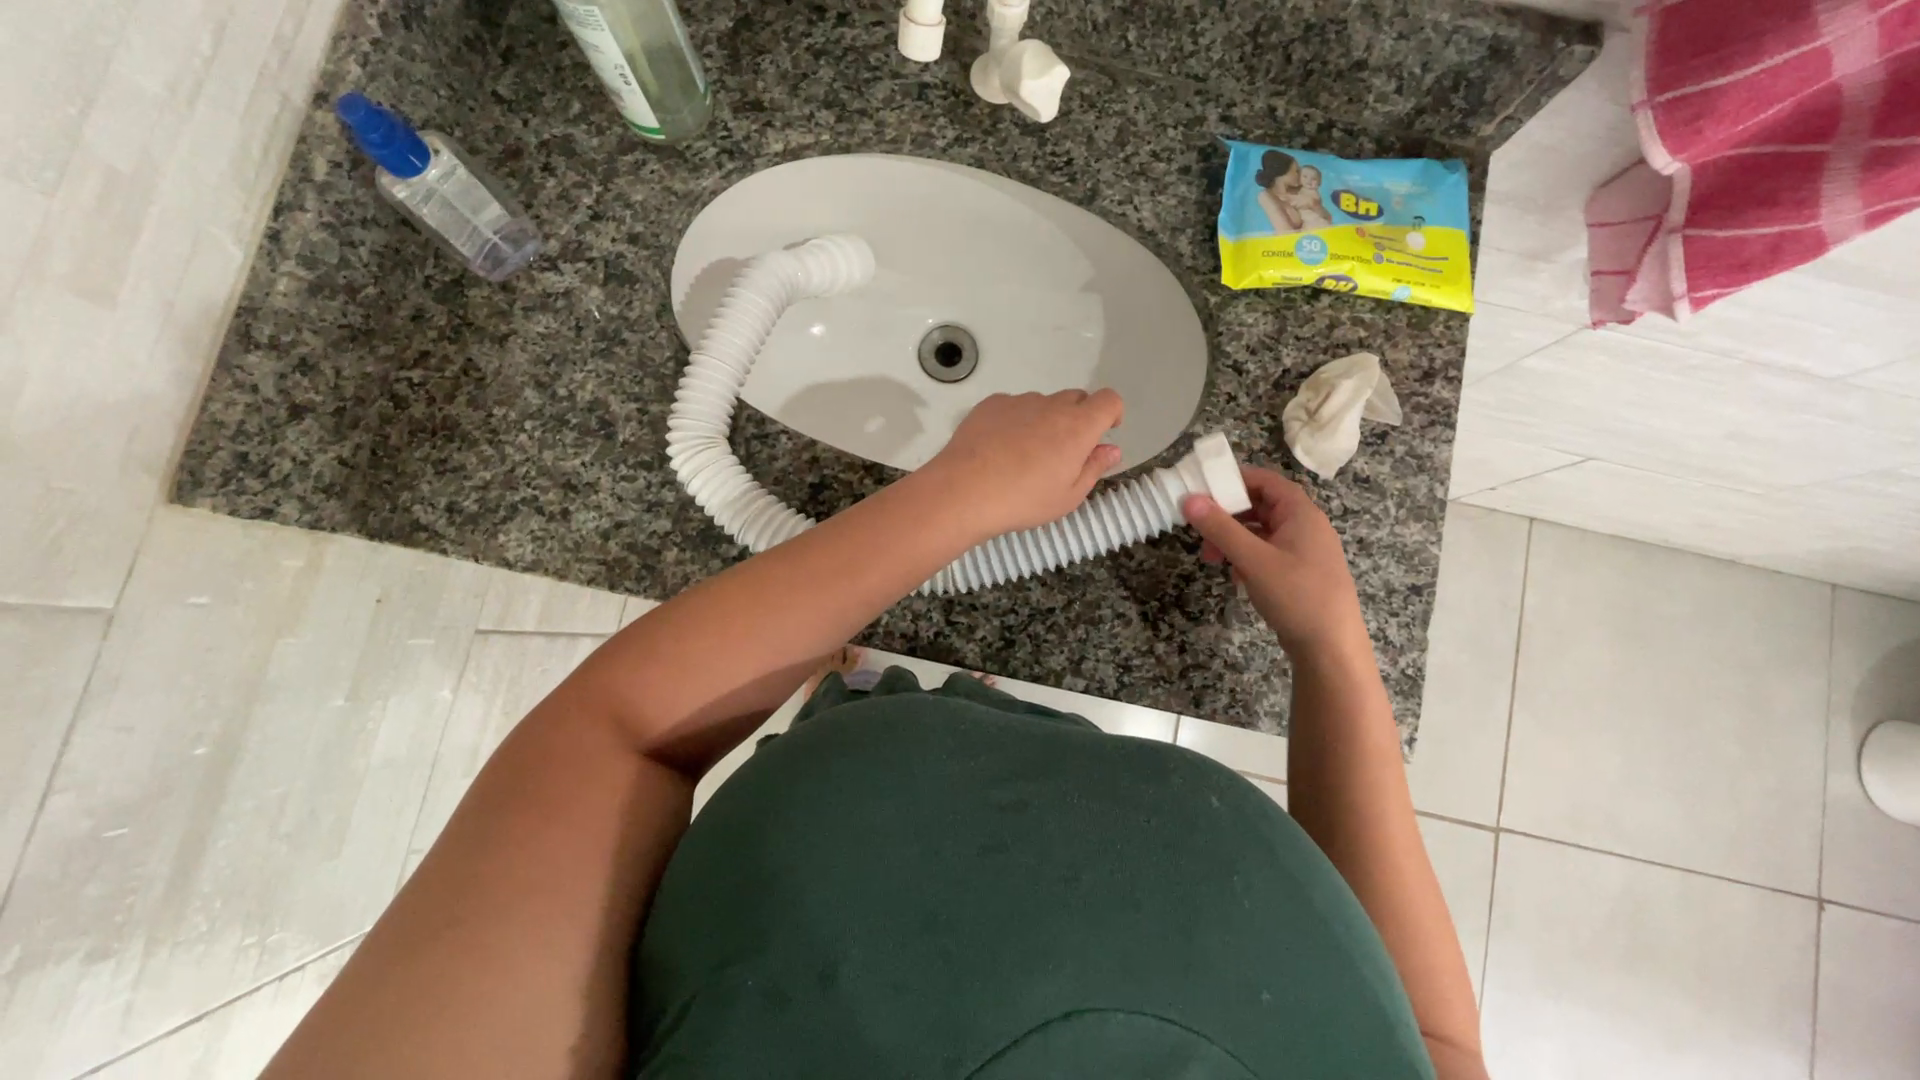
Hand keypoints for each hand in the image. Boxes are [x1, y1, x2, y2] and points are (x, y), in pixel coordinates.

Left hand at [919, 390, 1124, 539]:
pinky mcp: (990, 405)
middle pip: (1076, 399)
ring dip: (1044, 421)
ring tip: (1024, 456)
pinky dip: (1015, 421)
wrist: (964, 491)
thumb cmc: (1024, 500)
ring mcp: (1018, 402)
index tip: (1103, 432)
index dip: (1111, 413)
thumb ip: (1094, 468)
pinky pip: (1013, 407)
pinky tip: (999, 449)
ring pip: (1042, 404)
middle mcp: (1051, 406)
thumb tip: (1111, 449)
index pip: (1108, 400)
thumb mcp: (1068, 496)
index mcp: (1078, 427)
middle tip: (1062, 453)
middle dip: (1078, 419)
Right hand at [1182, 466, 1369, 663]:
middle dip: (1228, 516)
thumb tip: (1189, 499)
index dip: (1234, 479)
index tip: (1203, 487)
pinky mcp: (1300, 574)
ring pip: (1262, 532)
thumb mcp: (1253, 560)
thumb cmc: (1297, 596)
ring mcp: (1304, 552)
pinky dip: (1247, 558)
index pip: (1266, 481)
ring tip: (1212, 559)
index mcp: (1301, 514)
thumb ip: (1220, 528)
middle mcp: (1306, 527)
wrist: (1331, 647)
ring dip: (1234, 539)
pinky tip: (1235, 576)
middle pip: (1261, 506)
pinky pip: (1268, 554)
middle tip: (1200, 530)